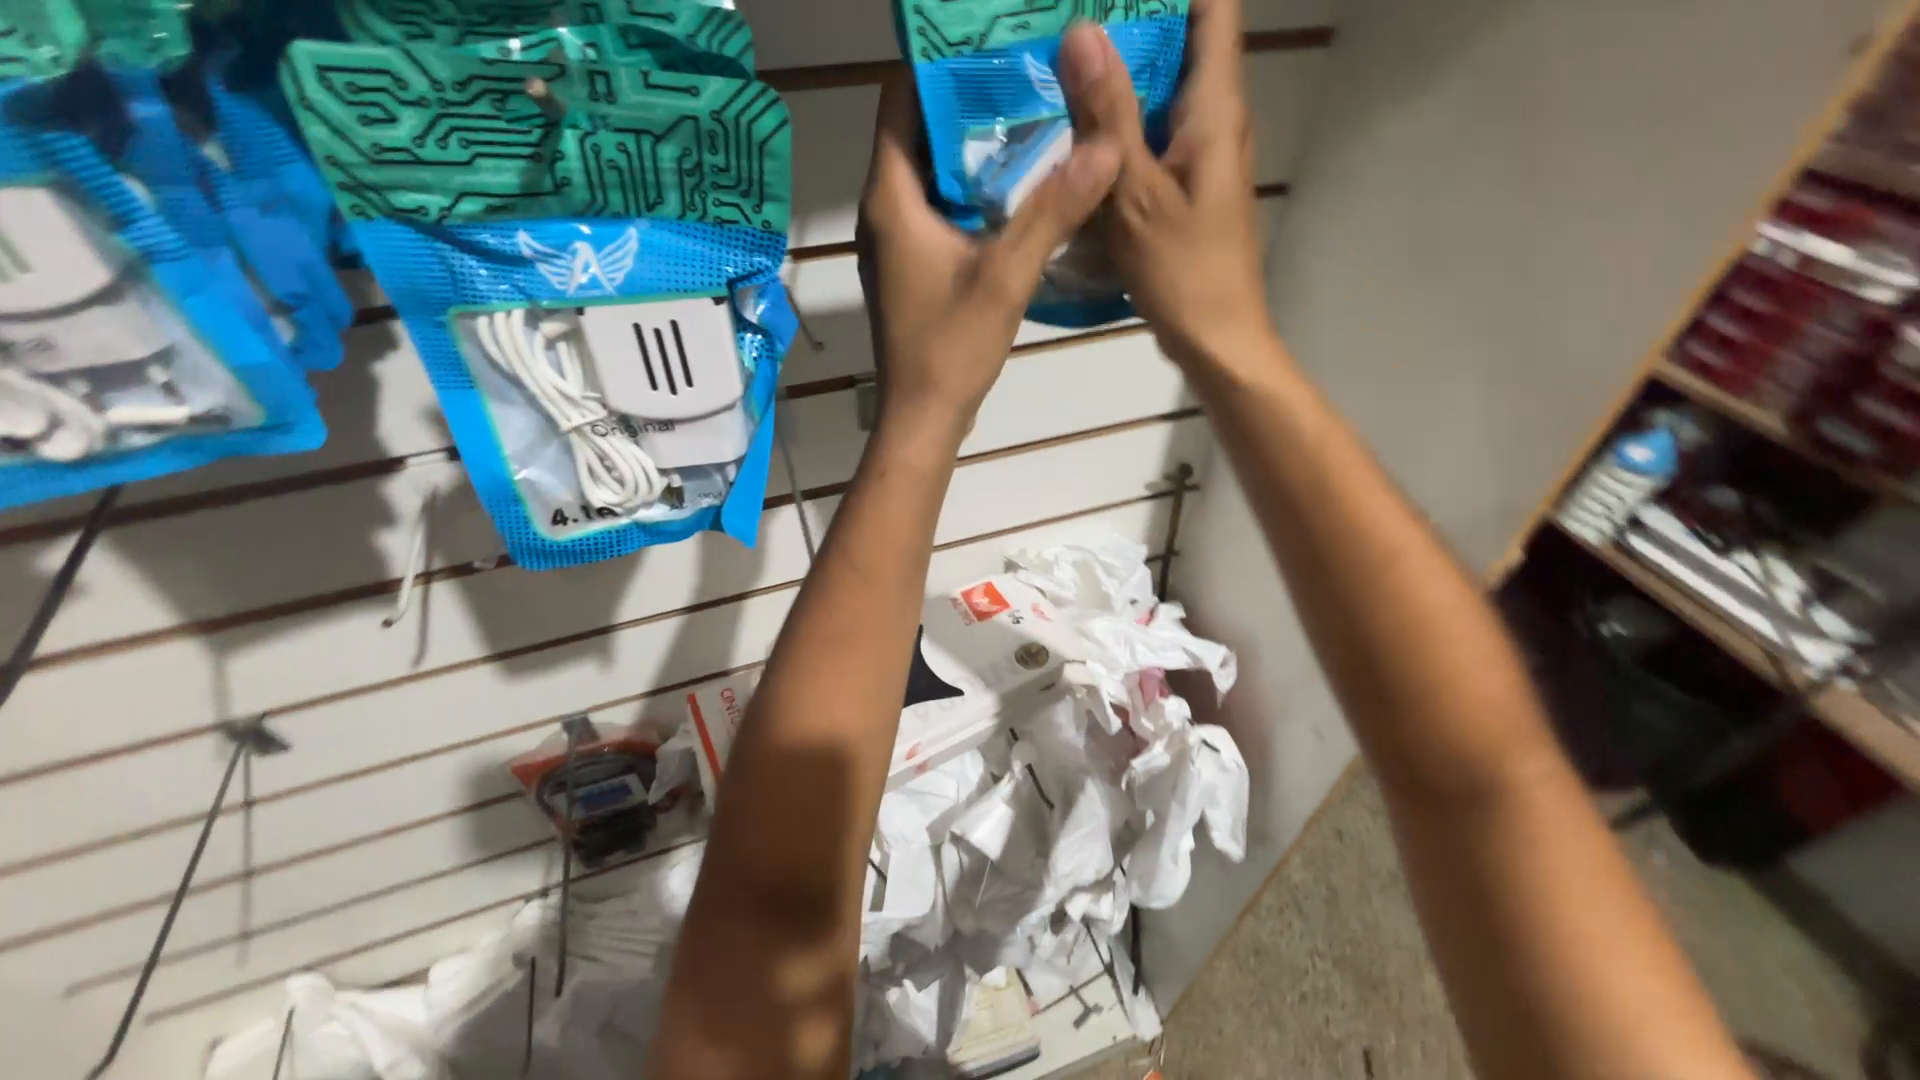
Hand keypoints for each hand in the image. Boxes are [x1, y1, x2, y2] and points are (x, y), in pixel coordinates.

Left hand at [856, 74, 1121, 436]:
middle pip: (919, 132)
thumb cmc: (951, 347)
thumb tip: (1107, 145)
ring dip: (975, 147)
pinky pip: (940, 207)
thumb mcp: (1007, 274)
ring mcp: (896, 240)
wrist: (923, 417)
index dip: (940, 65)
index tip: (993, 48)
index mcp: (891, 198)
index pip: (900, 100)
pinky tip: (1020, 188)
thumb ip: (1054, 209)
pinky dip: (974, 190)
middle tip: (1028, 77)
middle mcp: (883, 210)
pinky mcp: (912, 265)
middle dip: (969, 101)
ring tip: (1033, 119)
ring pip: (932, 172)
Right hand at [1059, 1, 1276, 373]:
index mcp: (1215, 109)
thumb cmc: (1183, 269)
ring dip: (1120, 76)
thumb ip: (1110, 115)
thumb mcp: (1137, 192)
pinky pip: (1153, 134)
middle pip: (1183, 44)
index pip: (1215, 10)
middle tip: (1067, 22)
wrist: (1216, 339)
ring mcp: (1203, 154)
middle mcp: (1216, 120)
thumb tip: (1083, 31)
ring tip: (1061, 62)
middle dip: (1131, 25)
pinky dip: (1120, 125)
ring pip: (1163, 92)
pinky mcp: (1187, 185)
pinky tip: (1076, 133)